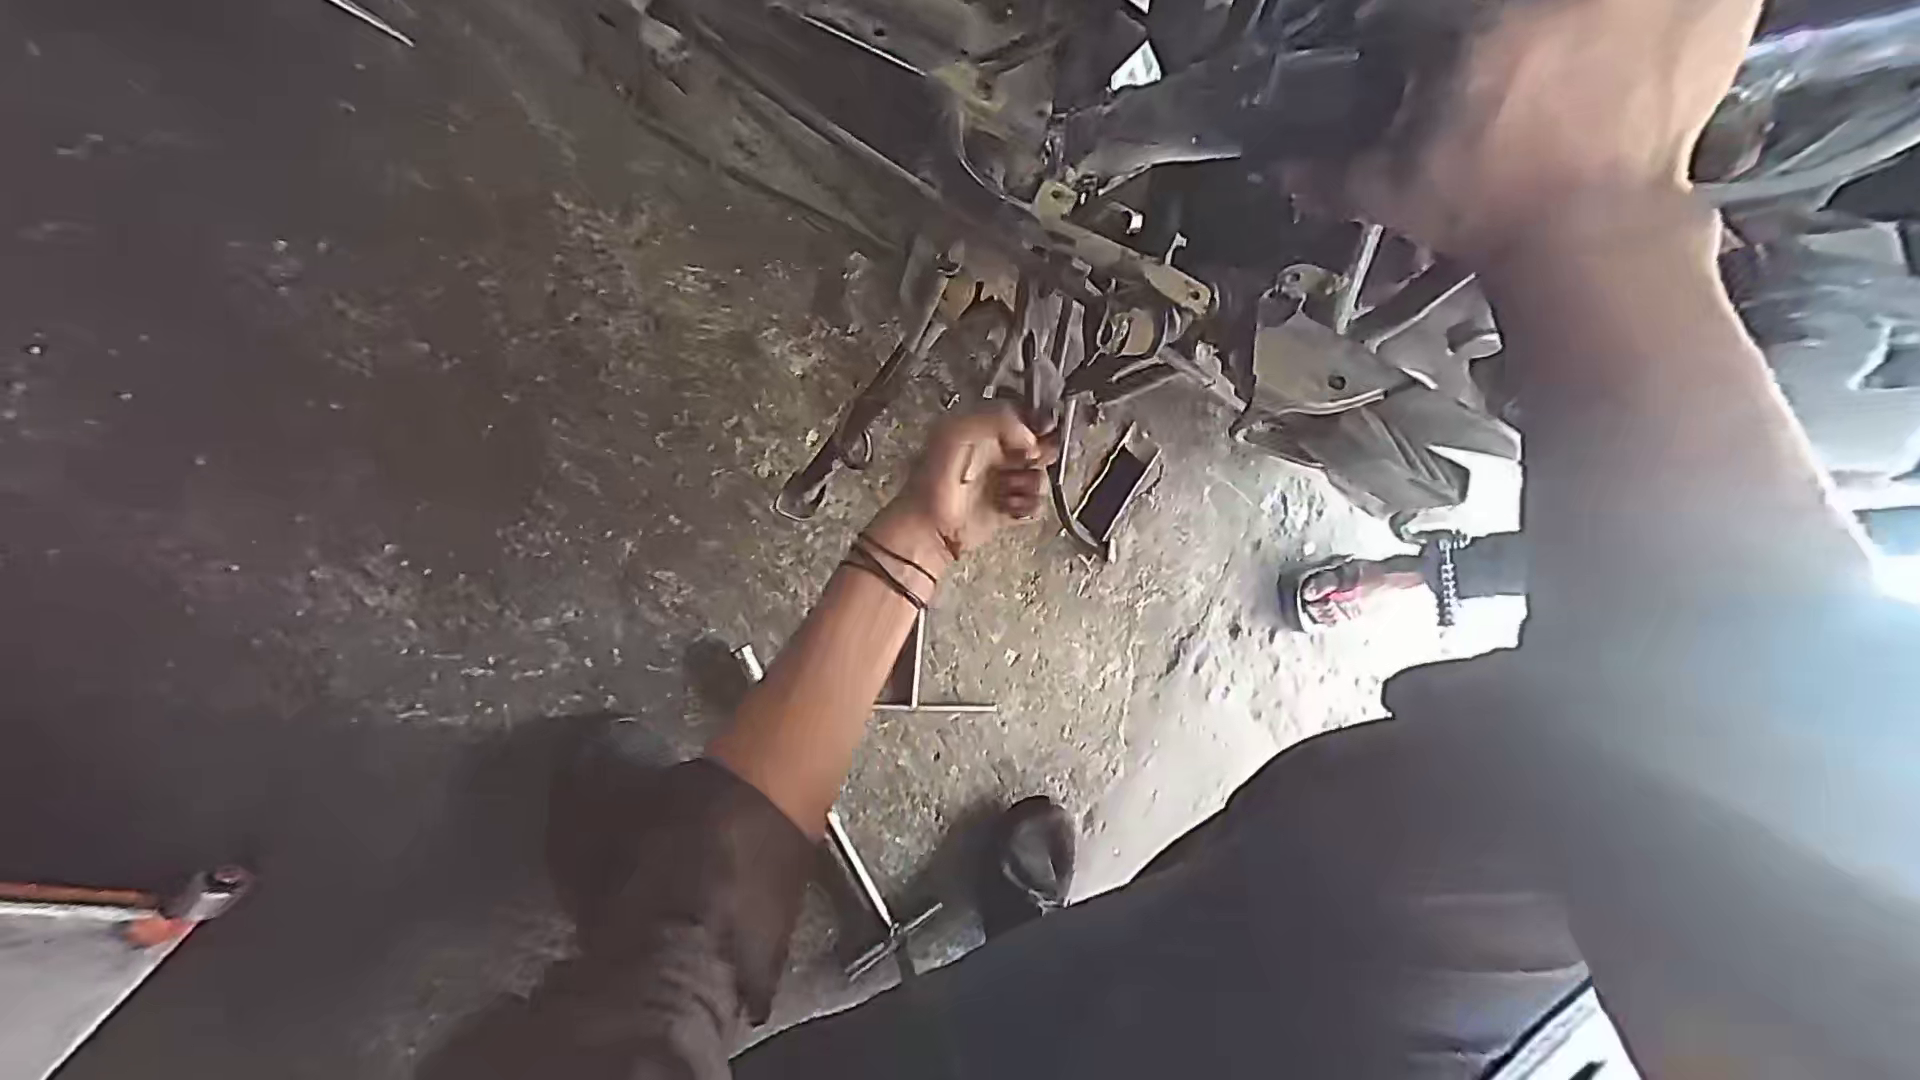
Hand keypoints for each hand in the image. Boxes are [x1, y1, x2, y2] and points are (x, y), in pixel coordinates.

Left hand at [866, 405, 1055, 572]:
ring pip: (1040, 474)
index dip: (1036, 420)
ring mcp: (1003, 480)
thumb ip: (996, 419)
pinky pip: (1036, 503)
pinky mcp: (1009, 507)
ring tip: (1009, 487)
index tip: (1038, 431)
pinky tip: (1010, 506)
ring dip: (1031, 482)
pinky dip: (1029, 506)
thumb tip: (1029, 436)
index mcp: (981, 427)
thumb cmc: (933, 482)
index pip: (1023, 412)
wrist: (930, 528)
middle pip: (1039, 443)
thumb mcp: (955, 432)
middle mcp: (995, 452)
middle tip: (1028, 460)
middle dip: (1041, 453)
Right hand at [1327, 0, 1762, 265]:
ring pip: (1590, 7)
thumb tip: (1285, 170)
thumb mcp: (1393, 193)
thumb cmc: (1485, 208)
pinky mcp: (1714, 6)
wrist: (1586, 234)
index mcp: (1485, 31)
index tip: (1424, 67)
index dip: (1420, 42)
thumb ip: (1335, 175)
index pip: (1431, 18)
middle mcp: (1570, 3)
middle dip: (1504, 35)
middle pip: (1514, 10)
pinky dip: (1657, 15)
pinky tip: (1620, 50)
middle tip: (1499, 80)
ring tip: (1553, 67)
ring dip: (1574, 28)